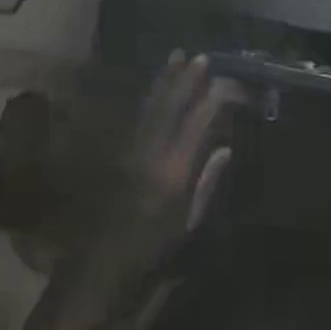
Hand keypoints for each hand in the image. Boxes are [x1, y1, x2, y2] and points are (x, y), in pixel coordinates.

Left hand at [82, 52, 239, 291]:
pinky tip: (156, 87)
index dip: (215, 99)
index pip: (198, 123)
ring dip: (165, 81)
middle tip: (202, 57)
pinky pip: (138, 118)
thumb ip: (207, 183)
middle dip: (187, 80)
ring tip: (177, 58)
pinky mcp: (119, 156)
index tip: (231, 84)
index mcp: (174, 173)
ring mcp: (131, 152)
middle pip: (171, 107)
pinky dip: (150, 98)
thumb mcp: (188, 225)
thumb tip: (224, 147)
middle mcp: (151, 155)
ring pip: (151, 107)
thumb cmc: (151, 256)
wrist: (100, 272)